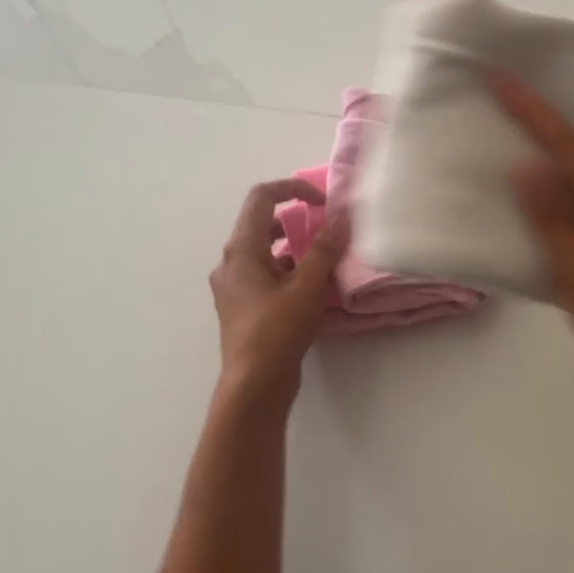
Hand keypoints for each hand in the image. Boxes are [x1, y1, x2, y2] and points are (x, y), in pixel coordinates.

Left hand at [209, 179, 349, 402]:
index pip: (262, 198)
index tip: (324, 202)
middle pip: (264, 225)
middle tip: (329, 233)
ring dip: (297, 250)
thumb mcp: (307, 287)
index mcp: (241, 250)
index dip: (294, 189)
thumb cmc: (277, 331)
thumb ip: (325, 249)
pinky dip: (291, 274)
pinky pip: (269, 277)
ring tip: (327, 263)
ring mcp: (236, 287)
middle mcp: (232, 263)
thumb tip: (341, 216)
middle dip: (299, 222)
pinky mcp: (246, 308)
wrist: (254, 384)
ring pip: (268, 254)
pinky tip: (316, 292)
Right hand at [490, 71, 573, 386]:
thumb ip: (556, 221)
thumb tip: (528, 167)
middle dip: (550, 116)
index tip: (502, 80)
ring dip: (556, 144)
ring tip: (516, 130)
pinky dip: (559, 177)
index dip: (537, 112)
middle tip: (510, 97)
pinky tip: (535, 188)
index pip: (573, 147)